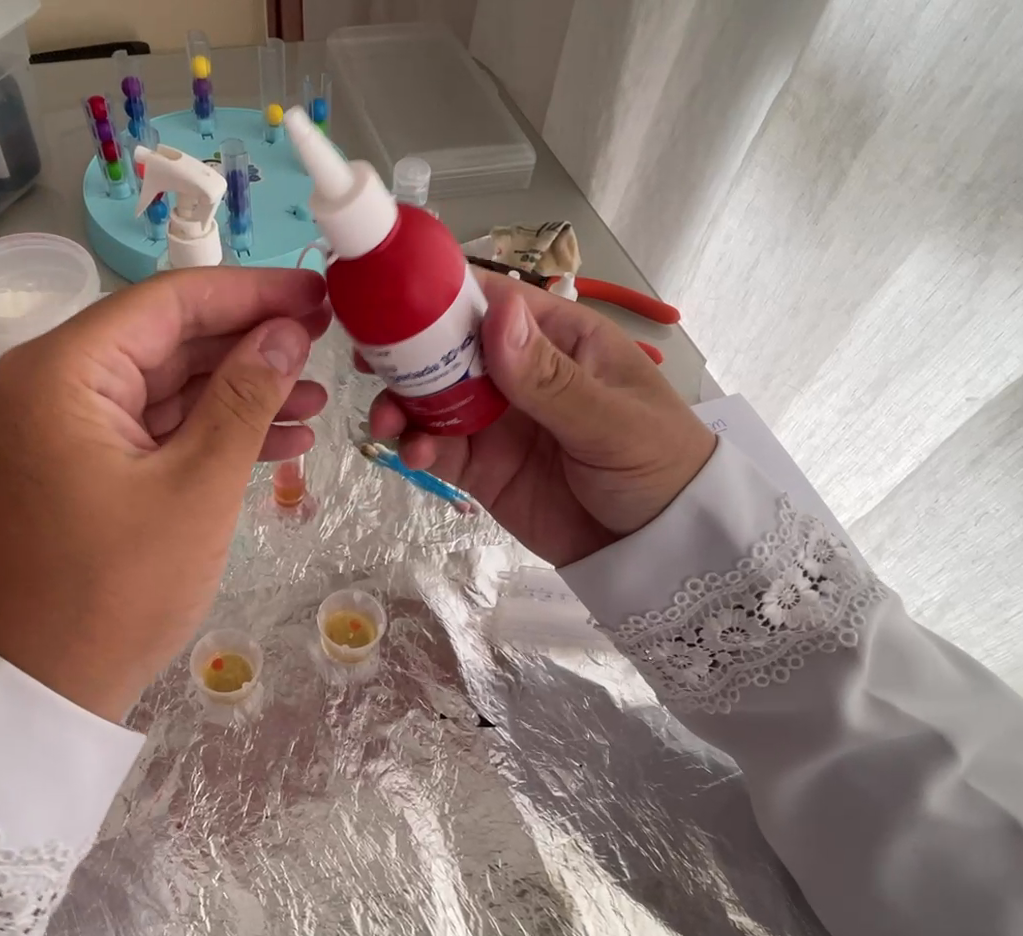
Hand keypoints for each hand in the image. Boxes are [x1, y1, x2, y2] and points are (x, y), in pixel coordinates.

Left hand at [0, 268, 331, 720]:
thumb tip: (288, 331)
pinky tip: (278, 442)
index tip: (317, 295)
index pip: (168, 303)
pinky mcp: (79, 470)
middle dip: (250, 347)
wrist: (49, 688)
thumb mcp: (198, 486)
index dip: (251, 294)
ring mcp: (62, 431)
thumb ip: (245, 397)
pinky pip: (152, 433)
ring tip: (318, 402)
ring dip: (239, 395)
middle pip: (167, 343)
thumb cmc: (121, 588)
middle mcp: (50, 385)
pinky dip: (209, 436)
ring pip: (165, 390)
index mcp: (62, 372)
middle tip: (327, 344)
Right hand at [366, 273, 715, 566]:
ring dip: (404, 405)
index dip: (443, 298)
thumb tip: (498, 316)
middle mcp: (522, 373)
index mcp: (561, 340)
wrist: (656, 551)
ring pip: (436, 399)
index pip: (496, 303)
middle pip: (452, 349)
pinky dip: (418, 447)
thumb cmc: (657, 468)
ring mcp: (500, 422)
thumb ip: (549, 378)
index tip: (393, 302)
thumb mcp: (611, 421)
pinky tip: (415, 455)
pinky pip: (441, 448)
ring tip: (386, 425)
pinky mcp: (484, 467)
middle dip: (408, 354)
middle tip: (365, 359)